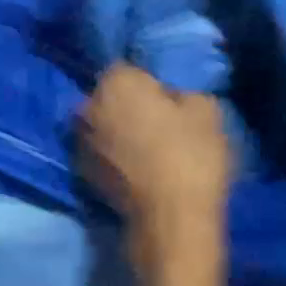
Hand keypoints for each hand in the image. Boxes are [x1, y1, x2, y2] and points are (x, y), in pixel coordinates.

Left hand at [80, 64, 231, 231]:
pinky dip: (110, 152)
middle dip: (129, 103)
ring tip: (146, 149)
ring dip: (116, 128)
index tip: (168, 102)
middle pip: (110, 94)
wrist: (171, 216)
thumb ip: (183, 90)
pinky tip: (133, 168)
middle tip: (159, 125)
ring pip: (101, 120)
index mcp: (116, 80)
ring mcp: (80, 133)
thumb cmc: (191, 156)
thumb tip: (169, 91)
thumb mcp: (206, 111)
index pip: (129, 68)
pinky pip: (98, 147)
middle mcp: (88, 101)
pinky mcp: (79, 163)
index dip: (150, 83)